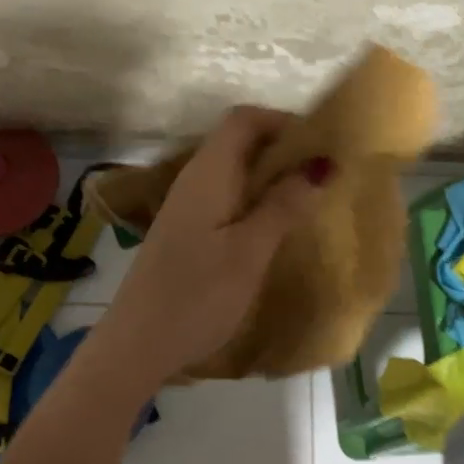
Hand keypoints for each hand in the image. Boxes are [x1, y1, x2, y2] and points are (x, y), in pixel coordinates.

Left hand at [93, 107, 328, 385]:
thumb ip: (283, 206)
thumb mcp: (249, 252)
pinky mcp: (185, 235)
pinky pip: (225, 202)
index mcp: (208, 174)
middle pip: (240, 144)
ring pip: (234, 175)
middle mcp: (194, 181)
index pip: (244, 119)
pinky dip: (254, 204)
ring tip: (309, 202)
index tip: (322, 145)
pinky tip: (275, 232)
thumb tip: (319, 164)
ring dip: (270, 180)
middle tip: (325, 176)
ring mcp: (186, 209)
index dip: (283, 121)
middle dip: (283, 151)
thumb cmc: (197, 296)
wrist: (138, 344)